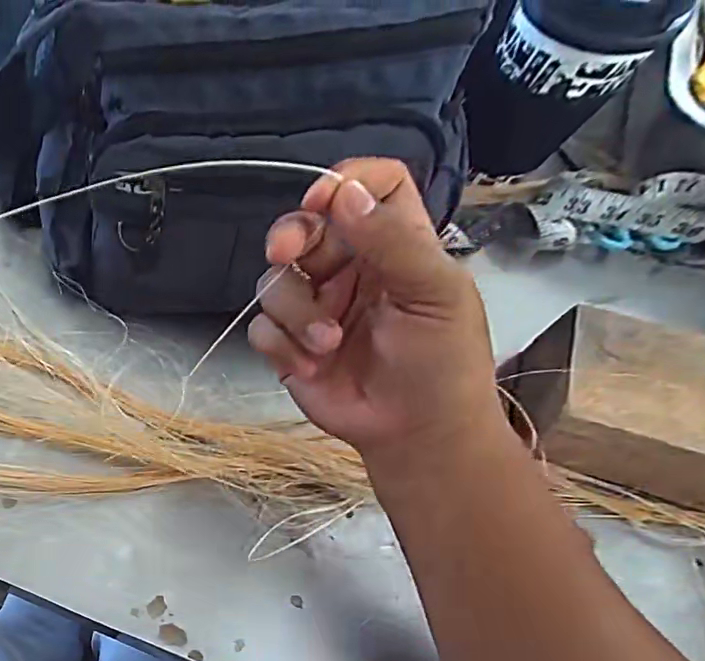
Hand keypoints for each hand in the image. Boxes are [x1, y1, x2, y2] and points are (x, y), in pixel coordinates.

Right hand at [248, 158, 507, 466]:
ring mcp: (316, 310)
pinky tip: (310, 367)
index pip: (370, 188)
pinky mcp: (290, 349)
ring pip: (275, 283)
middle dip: (290, 236)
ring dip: (296, 313)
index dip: (344, 182)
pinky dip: (281, 346)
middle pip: (306, 228)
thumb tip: (344, 193)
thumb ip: (393, 241)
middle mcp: (350, 270)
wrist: (417, 433)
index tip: (324, 199)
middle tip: (285, 252)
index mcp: (394, 245)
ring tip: (329, 345)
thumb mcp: (434, 294)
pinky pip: (262, 329)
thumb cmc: (442, 363)